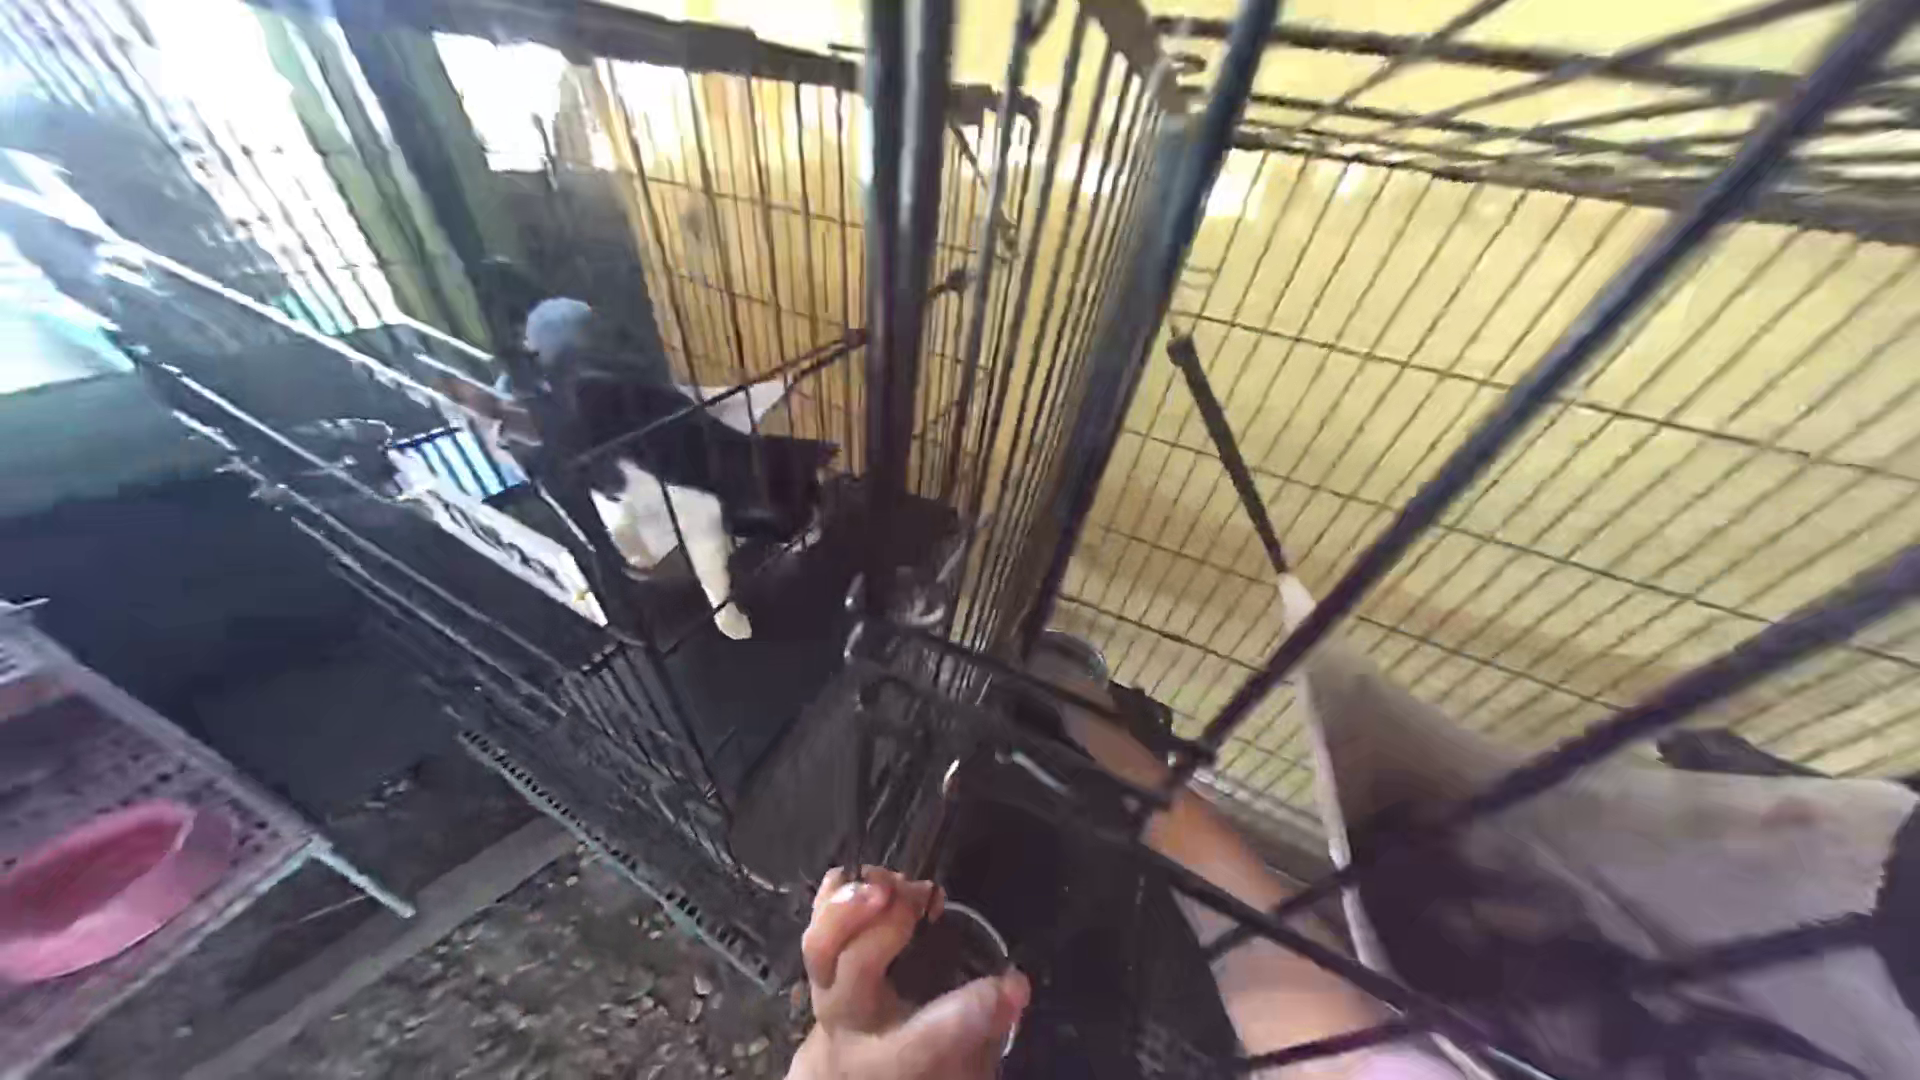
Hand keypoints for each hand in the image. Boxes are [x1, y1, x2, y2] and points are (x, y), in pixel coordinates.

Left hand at [785, 867, 1028, 1079]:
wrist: (846, 1068)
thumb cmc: (910, 1058)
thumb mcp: (953, 1063)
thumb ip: (979, 1029)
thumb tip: (1012, 987)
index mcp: (890, 1060)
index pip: (929, 1037)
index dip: (972, 1010)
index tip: (1012, 986)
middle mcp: (851, 1019)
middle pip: (857, 968)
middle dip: (889, 924)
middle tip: (922, 898)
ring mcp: (826, 983)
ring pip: (822, 940)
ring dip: (858, 900)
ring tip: (893, 884)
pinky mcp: (819, 952)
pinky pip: (816, 913)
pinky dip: (842, 887)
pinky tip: (872, 877)